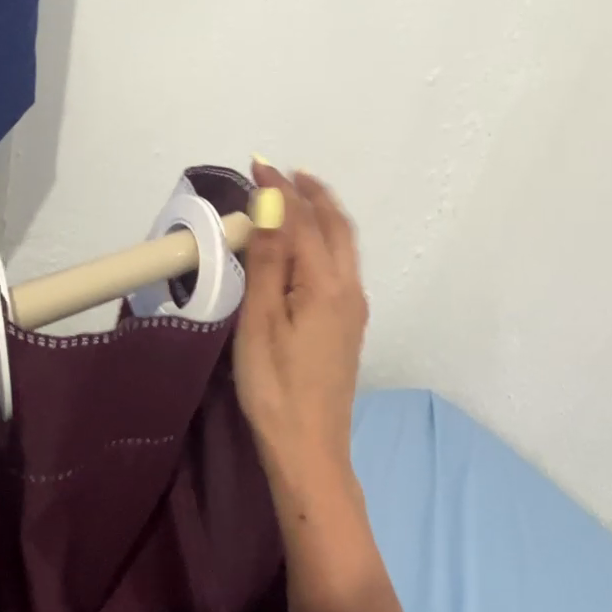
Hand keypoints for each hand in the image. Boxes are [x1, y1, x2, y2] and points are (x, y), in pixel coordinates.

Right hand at [235, 162, 368, 492]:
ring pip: (345, 247)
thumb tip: (269, 208)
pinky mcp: (349, 327)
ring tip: (297, 199)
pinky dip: (326, 241)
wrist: (309, 447)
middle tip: (284, 173)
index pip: (303, 221)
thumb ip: (268, 263)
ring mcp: (354, 310)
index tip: (257, 164)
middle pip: (338, 227)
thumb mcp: (260, 323)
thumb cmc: (275, 388)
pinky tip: (307, 249)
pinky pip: (342, 266)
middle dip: (313, 195)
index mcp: (326, 284)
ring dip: (323, 216)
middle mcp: (349, 289)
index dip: (279, 190)